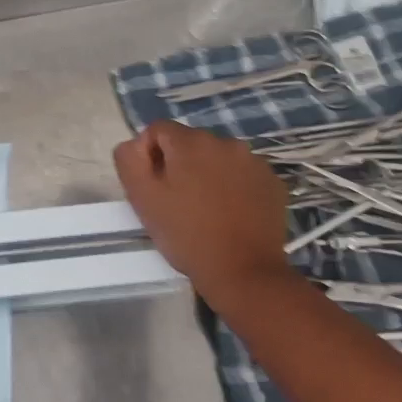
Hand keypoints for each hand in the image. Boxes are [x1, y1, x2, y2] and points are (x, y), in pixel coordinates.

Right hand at [114, 120, 290, 303]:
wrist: (242, 271)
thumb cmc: (185, 233)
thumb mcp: (141, 196)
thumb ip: (129, 158)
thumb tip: (138, 145)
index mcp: (191, 142)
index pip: (158, 130)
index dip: (148, 154)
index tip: (152, 185)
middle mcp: (226, 142)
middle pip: (190, 143)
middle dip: (179, 163)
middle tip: (176, 200)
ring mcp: (254, 162)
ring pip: (217, 158)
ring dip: (206, 173)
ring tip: (204, 207)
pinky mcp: (273, 182)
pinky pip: (242, 174)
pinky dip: (232, 185)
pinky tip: (229, 212)